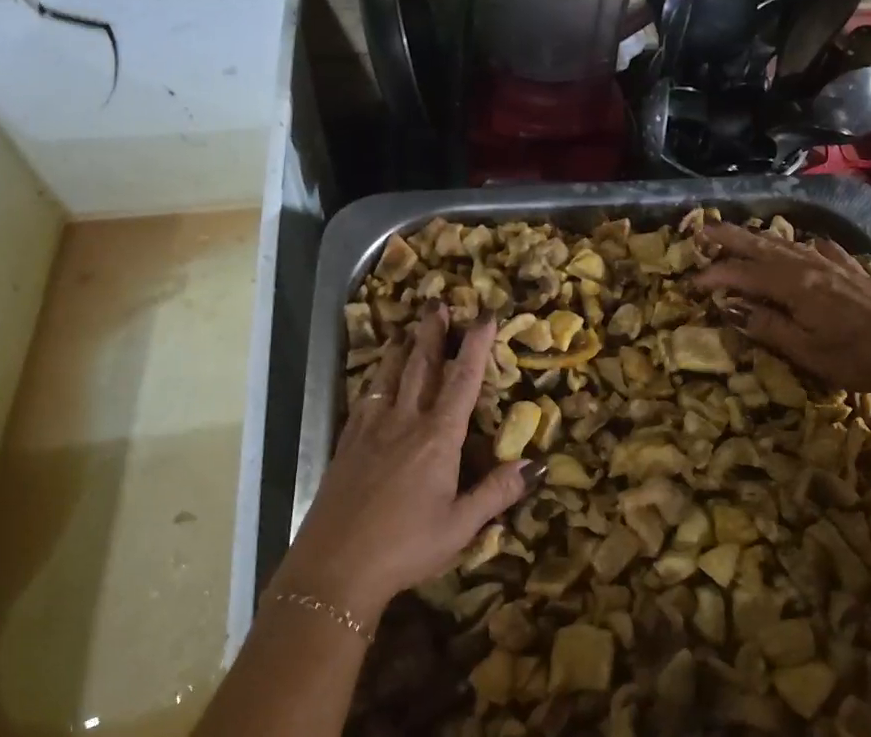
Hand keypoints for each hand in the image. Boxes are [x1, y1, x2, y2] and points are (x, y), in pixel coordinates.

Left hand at [269, 307, 537, 624]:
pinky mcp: (346, 445)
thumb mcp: (460, 526)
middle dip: (432, 334)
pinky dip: (375, 381)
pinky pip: (365, 400)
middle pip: (421, 367)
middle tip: (437, 302)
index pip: (463, 381)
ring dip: (401, 349)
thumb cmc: (406, 547)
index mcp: (438, 438)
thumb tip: (535, 465)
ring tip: (406, 328)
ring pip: (389, 378)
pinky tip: (375, 382)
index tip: (484, 314)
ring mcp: (371, 431)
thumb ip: (496, 493)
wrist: (335, 568)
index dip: (476, 346)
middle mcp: (405, 422)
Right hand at [693, 221, 870, 396]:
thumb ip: (766, 327)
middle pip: (762, 247)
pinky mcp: (853, 271)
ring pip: (787, 244)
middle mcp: (809, 266)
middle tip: (702, 231)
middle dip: (730, 239)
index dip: (715, 275)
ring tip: (739, 233)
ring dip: (758, 238)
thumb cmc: (856, 357)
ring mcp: (833, 265)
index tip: (690, 282)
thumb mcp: (805, 351)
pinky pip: (819, 248)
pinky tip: (804, 244)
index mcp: (794, 285)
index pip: (744, 274)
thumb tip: (729, 307)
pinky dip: (801, 244)